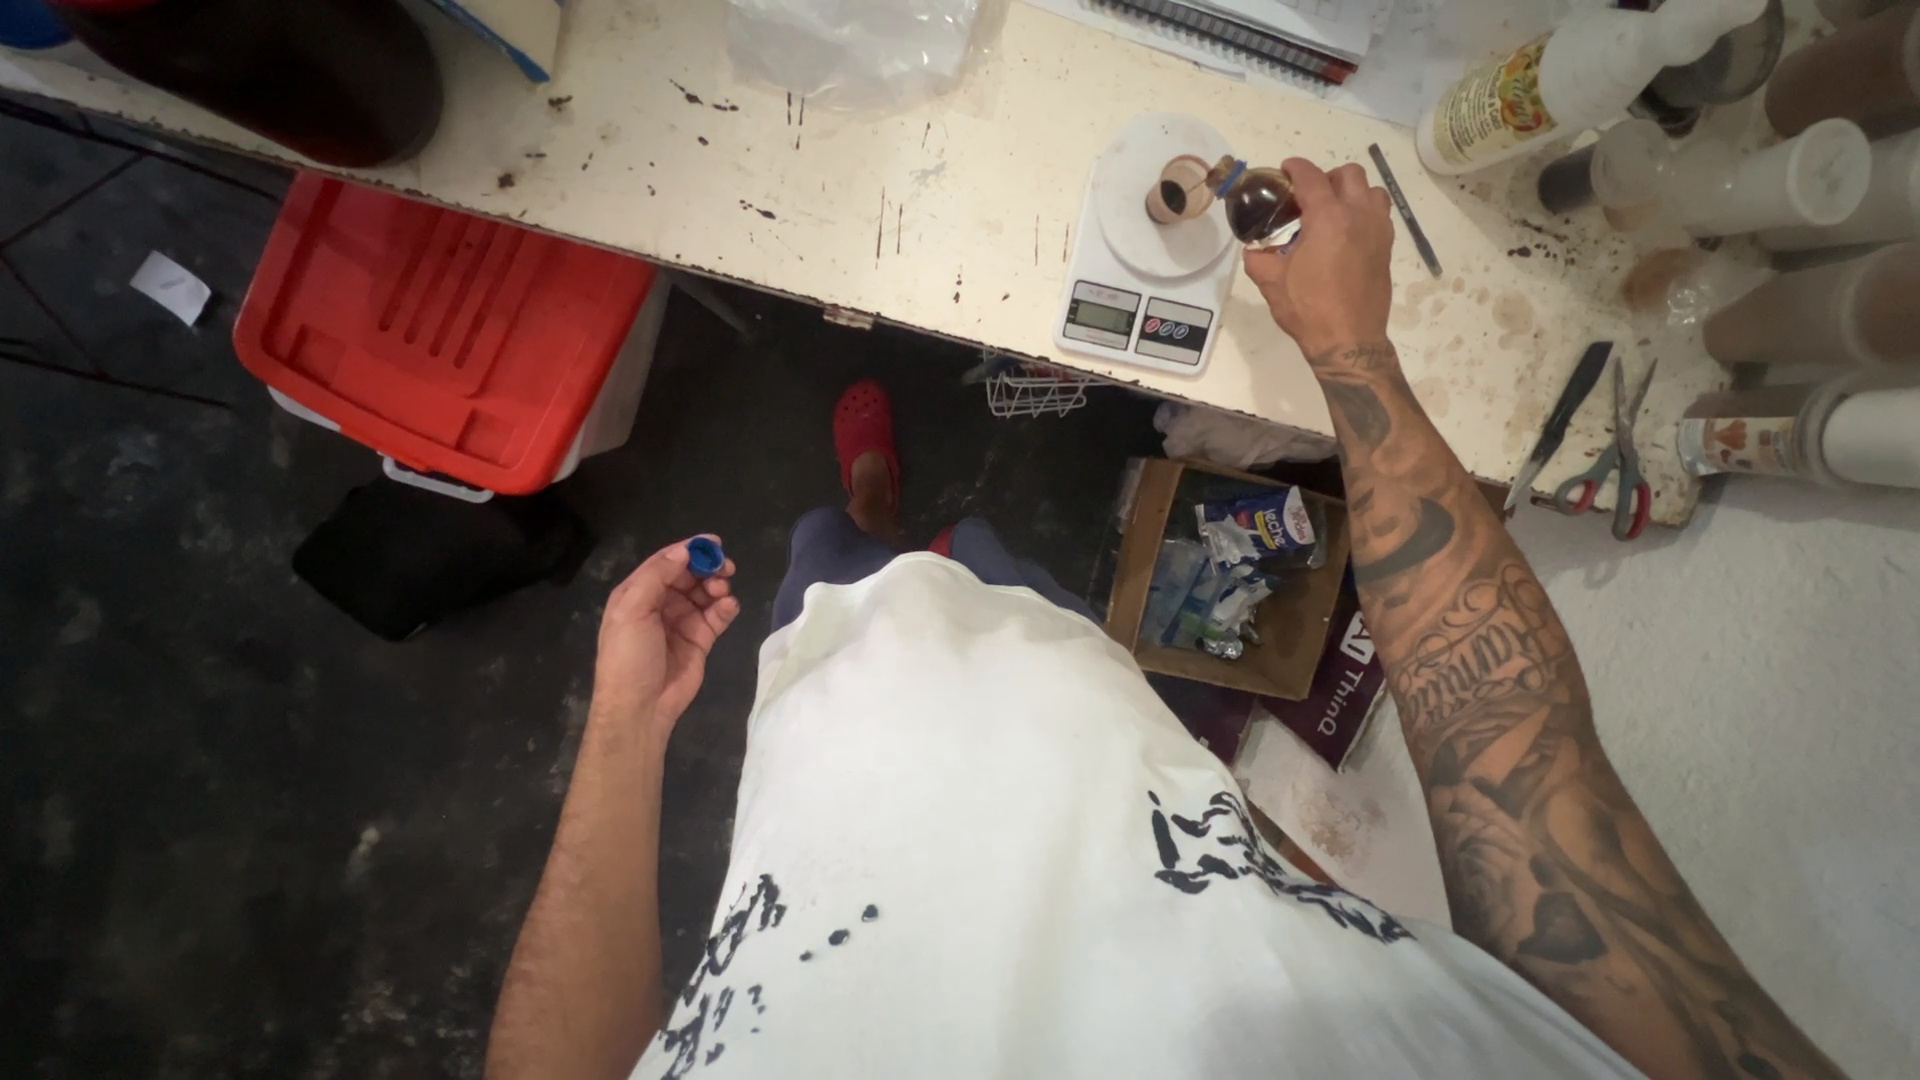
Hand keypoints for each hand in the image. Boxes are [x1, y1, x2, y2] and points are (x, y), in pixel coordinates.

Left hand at [591, 536, 740, 736]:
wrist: (640, 706)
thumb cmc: (629, 656)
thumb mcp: (632, 611)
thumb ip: (657, 577)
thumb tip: (684, 551)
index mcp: (637, 594)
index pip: (666, 562)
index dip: (689, 550)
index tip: (713, 543)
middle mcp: (660, 604)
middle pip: (689, 575)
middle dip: (708, 568)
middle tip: (726, 567)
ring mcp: (682, 621)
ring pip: (706, 593)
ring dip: (717, 586)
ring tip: (723, 591)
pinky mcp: (700, 639)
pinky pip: (717, 616)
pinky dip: (726, 608)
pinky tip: (729, 607)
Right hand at [1243, 158, 1396, 362]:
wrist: (1348, 338)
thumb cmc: (1308, 309)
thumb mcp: (1272, 284)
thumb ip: (1258, 260)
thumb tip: (1254, 251)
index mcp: (1327, 218)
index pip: (1312, 178)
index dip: (1296, 168)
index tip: (1286, 168)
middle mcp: (1357, 215)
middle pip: (1349, 175)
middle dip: (1327, 178)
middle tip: (1308, 196)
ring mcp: (1377, 230)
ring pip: (1371, 191)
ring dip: (1351, 193)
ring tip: (1332, 212)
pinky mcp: (1386, 247)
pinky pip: (1378, 214)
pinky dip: (1362, 213)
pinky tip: (1345, 234)